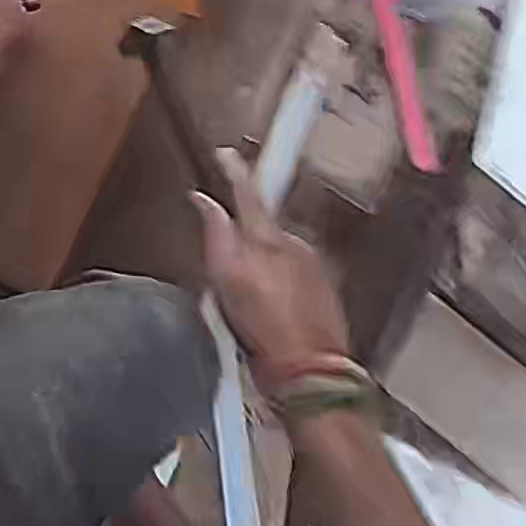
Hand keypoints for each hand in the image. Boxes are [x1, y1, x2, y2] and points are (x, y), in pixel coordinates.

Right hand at [196, 148, 349, 387]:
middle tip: (226, 264)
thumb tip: (202, 200)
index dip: (234, 170)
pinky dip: (276, 279)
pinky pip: (291, 269)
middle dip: (242, 234)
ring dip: (260, 261)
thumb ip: (213, 231)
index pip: (247, 192)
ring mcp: (314, 265)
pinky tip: (266, 305)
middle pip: (261, 223)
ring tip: (246, 296)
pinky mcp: (324, 287)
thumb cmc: (262, 324)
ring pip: (276, 248)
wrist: (310, 372)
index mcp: (267, 236)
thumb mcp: (222, 274)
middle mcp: (295, 244)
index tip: (225, 153)